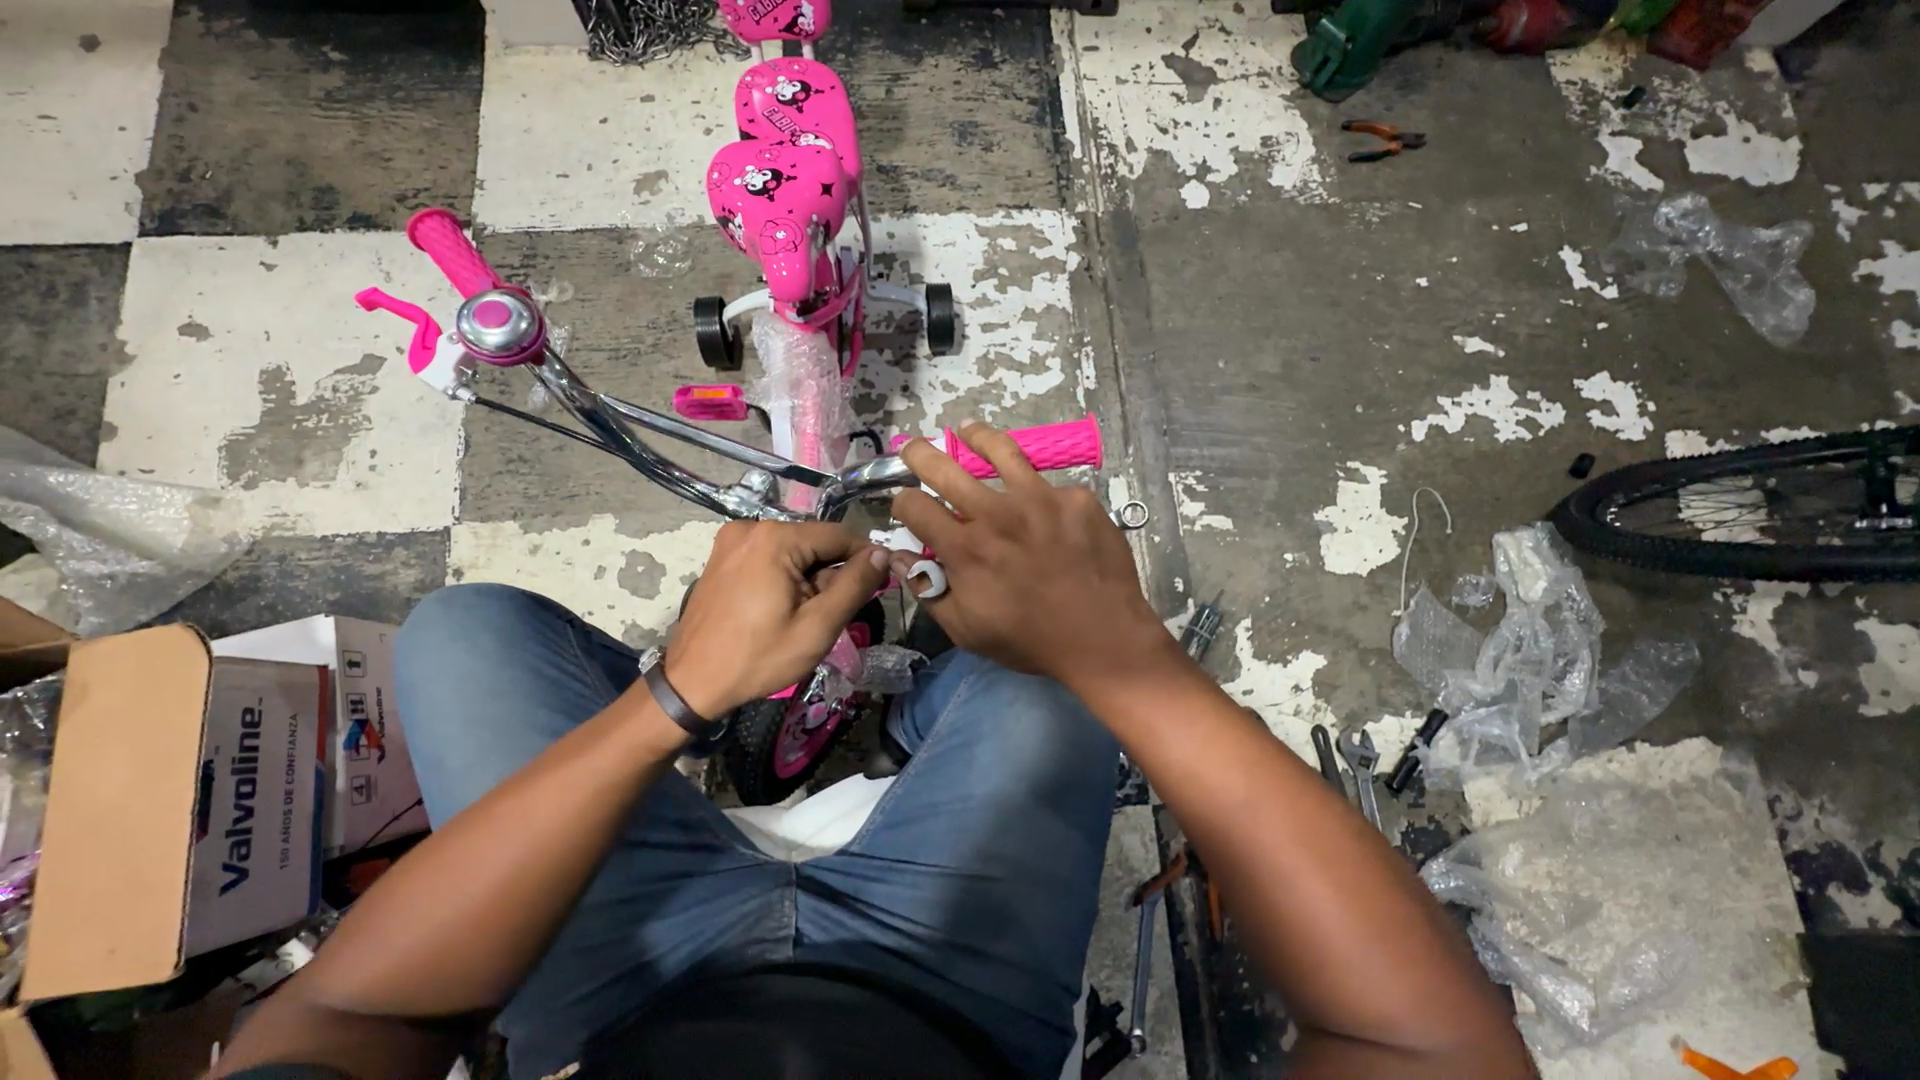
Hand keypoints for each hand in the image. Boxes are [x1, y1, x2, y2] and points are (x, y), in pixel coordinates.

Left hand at [664, 522, 888, 718]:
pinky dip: (785, 575)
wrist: (692, 682)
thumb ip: (854, 585)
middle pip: (815, 542)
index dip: (865, 560)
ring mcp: (732, 540)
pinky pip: (770, 556)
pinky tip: (782, 607)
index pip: (840, 535)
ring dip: (810, 576)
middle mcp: (751, 527)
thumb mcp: (817, 626)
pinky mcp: (722, 556)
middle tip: (834, 613)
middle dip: (832, 572)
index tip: (878, 588)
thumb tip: (882, 554)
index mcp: (775, 538)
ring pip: (793, 550)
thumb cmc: (757, 658)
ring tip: (807, 615)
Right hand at [888, 422, 1172, 687]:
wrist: (1103, 638)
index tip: (907, 507)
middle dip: (918, 453)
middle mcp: (997, 514)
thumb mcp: (966, 630)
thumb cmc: (1029, 640)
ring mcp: (1040, 500)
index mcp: (965, 548)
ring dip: (975, 436)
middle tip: (913, 448)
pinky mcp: (1076, 499)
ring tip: (966, 429)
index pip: (914, 505)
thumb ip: (928, 590)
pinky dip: (1035, 490)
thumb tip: (898, 557)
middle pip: (943, 466)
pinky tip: (1038, 503)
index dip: (902, 503)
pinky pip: (1047, 485)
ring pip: (999, 450)